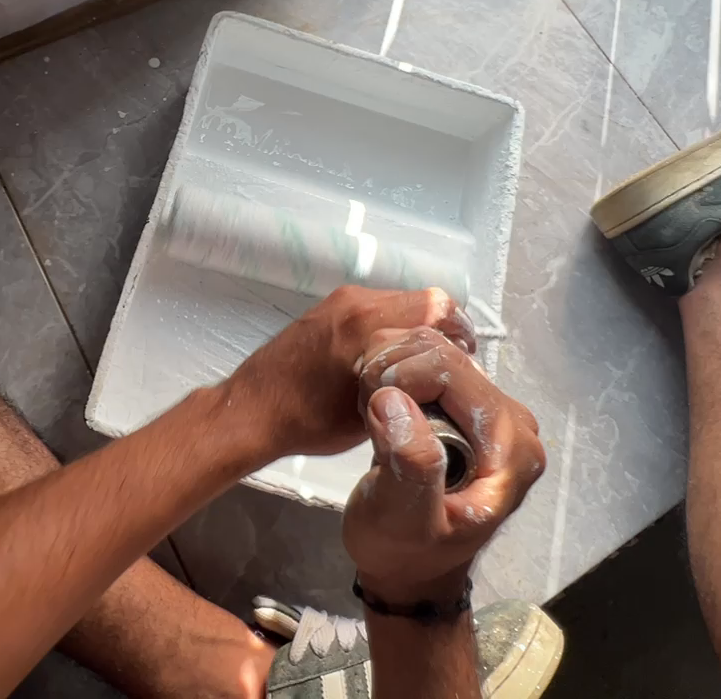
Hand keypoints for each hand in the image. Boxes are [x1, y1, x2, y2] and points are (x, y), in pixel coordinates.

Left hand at [223, 286, 474, 461]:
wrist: (253, 409)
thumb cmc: (309, 421)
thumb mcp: (370, 412)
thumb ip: (411, 386)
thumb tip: (443, 380)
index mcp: (367, 324)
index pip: (437, 307)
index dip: (460, 332)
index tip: (467, 359)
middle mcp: (355, 301)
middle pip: (421, 299)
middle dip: (441, 327)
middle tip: (451, 361)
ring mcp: (338, 300)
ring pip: (397, 301)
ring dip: (414, 325)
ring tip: (421, 362)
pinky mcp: (327, 307)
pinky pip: (373, 307)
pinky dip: (390, 325)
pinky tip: (389, 357)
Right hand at [343, 327, 543, 603]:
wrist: (407, 571)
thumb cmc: (404, 552)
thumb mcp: (404, 519)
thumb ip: (411, 465)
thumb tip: (394, 398)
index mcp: (512, 446)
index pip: (450, 370)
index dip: (401, 380)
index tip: (372, 416)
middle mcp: (512, 422)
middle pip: (441, 353)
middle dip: (391, 373)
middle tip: (369, 418)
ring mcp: (490, 412)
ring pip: (429, 349)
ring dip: (388, 372)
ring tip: (374, 417)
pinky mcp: (465, 407)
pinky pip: (425, 361)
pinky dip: (392, 374)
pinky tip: (382, 410)